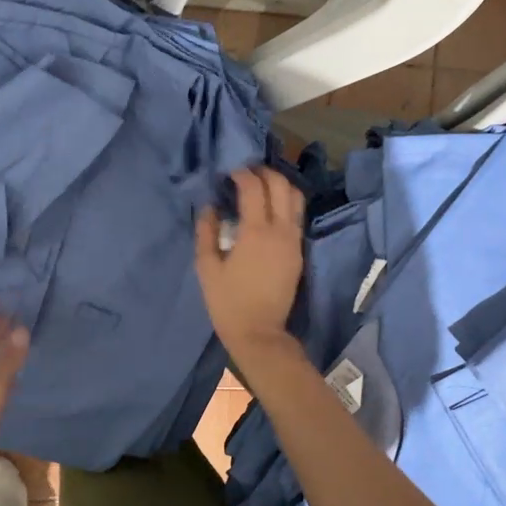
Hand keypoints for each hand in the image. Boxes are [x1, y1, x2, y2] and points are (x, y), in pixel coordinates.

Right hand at [194, 167, 305, 360]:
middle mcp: (281, 230)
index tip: (228, 173)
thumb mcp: (207, 267)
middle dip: (264, 172)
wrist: (260, 333)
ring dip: (279, 184)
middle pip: (281, 185)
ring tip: (261, 185)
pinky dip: (285, 202)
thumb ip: (206, 232)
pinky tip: (269, 207)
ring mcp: (294, 240)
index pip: (254, 187)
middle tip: (245, 173)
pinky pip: (297, 215)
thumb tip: (210, 206)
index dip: (241, 174)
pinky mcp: (299, 251)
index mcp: (256, 232)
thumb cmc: (228, 302)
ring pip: (296, 197)